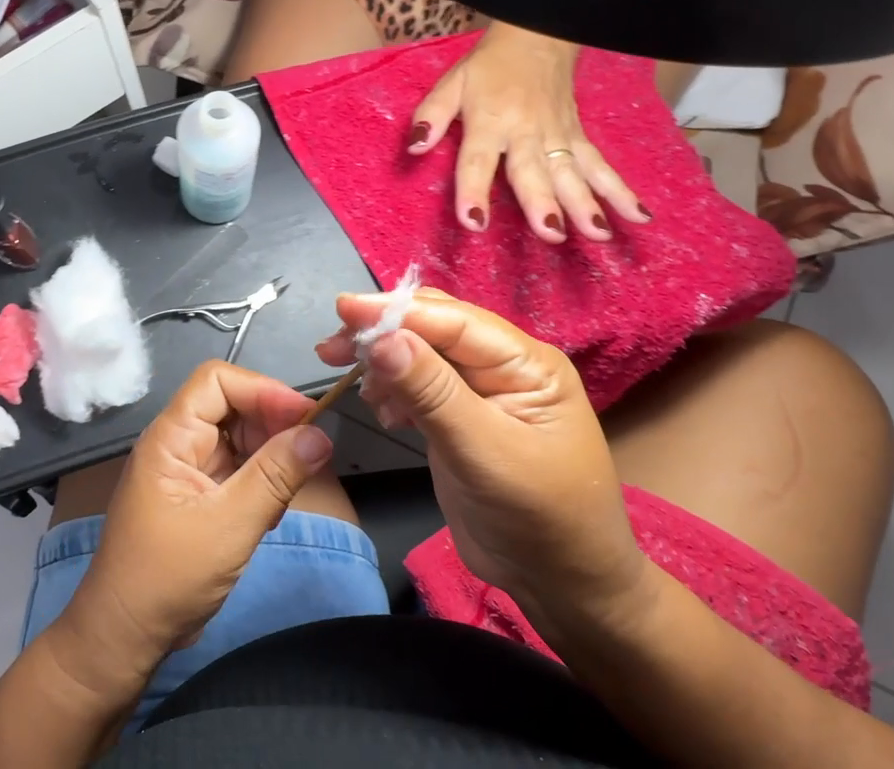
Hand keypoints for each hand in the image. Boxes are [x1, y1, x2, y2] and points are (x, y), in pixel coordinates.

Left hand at [63, 362, 333, 662]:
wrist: (125, 633)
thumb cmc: (168, 575)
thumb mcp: (229, 525)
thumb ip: (275, 476)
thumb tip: (320, 435)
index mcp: (170, 437)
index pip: (217, 382)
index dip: (263, 391)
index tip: (306, 418)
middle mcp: (176, 445)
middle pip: (230, 407)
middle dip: (272, 425)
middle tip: (310, 457)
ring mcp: (185, 472)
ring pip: (237, 440)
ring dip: (269, 457)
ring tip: (288, 491)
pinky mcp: (196, 499)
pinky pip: (235, 472)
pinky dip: (259, 483)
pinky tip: (272, 511)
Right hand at [318, 289, 644, 614]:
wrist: (562, 585)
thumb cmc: (539, 517)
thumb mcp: (484, 452)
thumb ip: (432, 392)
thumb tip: (381, 337)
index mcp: (526, 363)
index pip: (453, 320)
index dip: (395, 311)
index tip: (341, 309)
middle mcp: (503, 367)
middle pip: (433, 328)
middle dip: (383, 332)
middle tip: (331, 349)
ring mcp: (480, 393)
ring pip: (419, 355)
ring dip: (383, 363)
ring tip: (360, 391)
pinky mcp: (458, 420)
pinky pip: (417, 386)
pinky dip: (392, 391)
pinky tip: (383, 413)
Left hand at [408, 21, 650, 242]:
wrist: (539, 35)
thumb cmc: (488, 67)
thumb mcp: (452, 83)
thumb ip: (431, 115)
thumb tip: (414, 146)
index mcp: (489, 121)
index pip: (478, 161)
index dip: (474, 191)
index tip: (474, 221)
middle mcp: (526, 132)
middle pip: (534, 171)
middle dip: (542, 202)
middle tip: (551, 234)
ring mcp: (558, 136)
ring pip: (573, 172)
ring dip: (587, 203)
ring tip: (598, 234)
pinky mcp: (578, 137)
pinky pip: (600, 165)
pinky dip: (620, 190)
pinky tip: (638, 216)